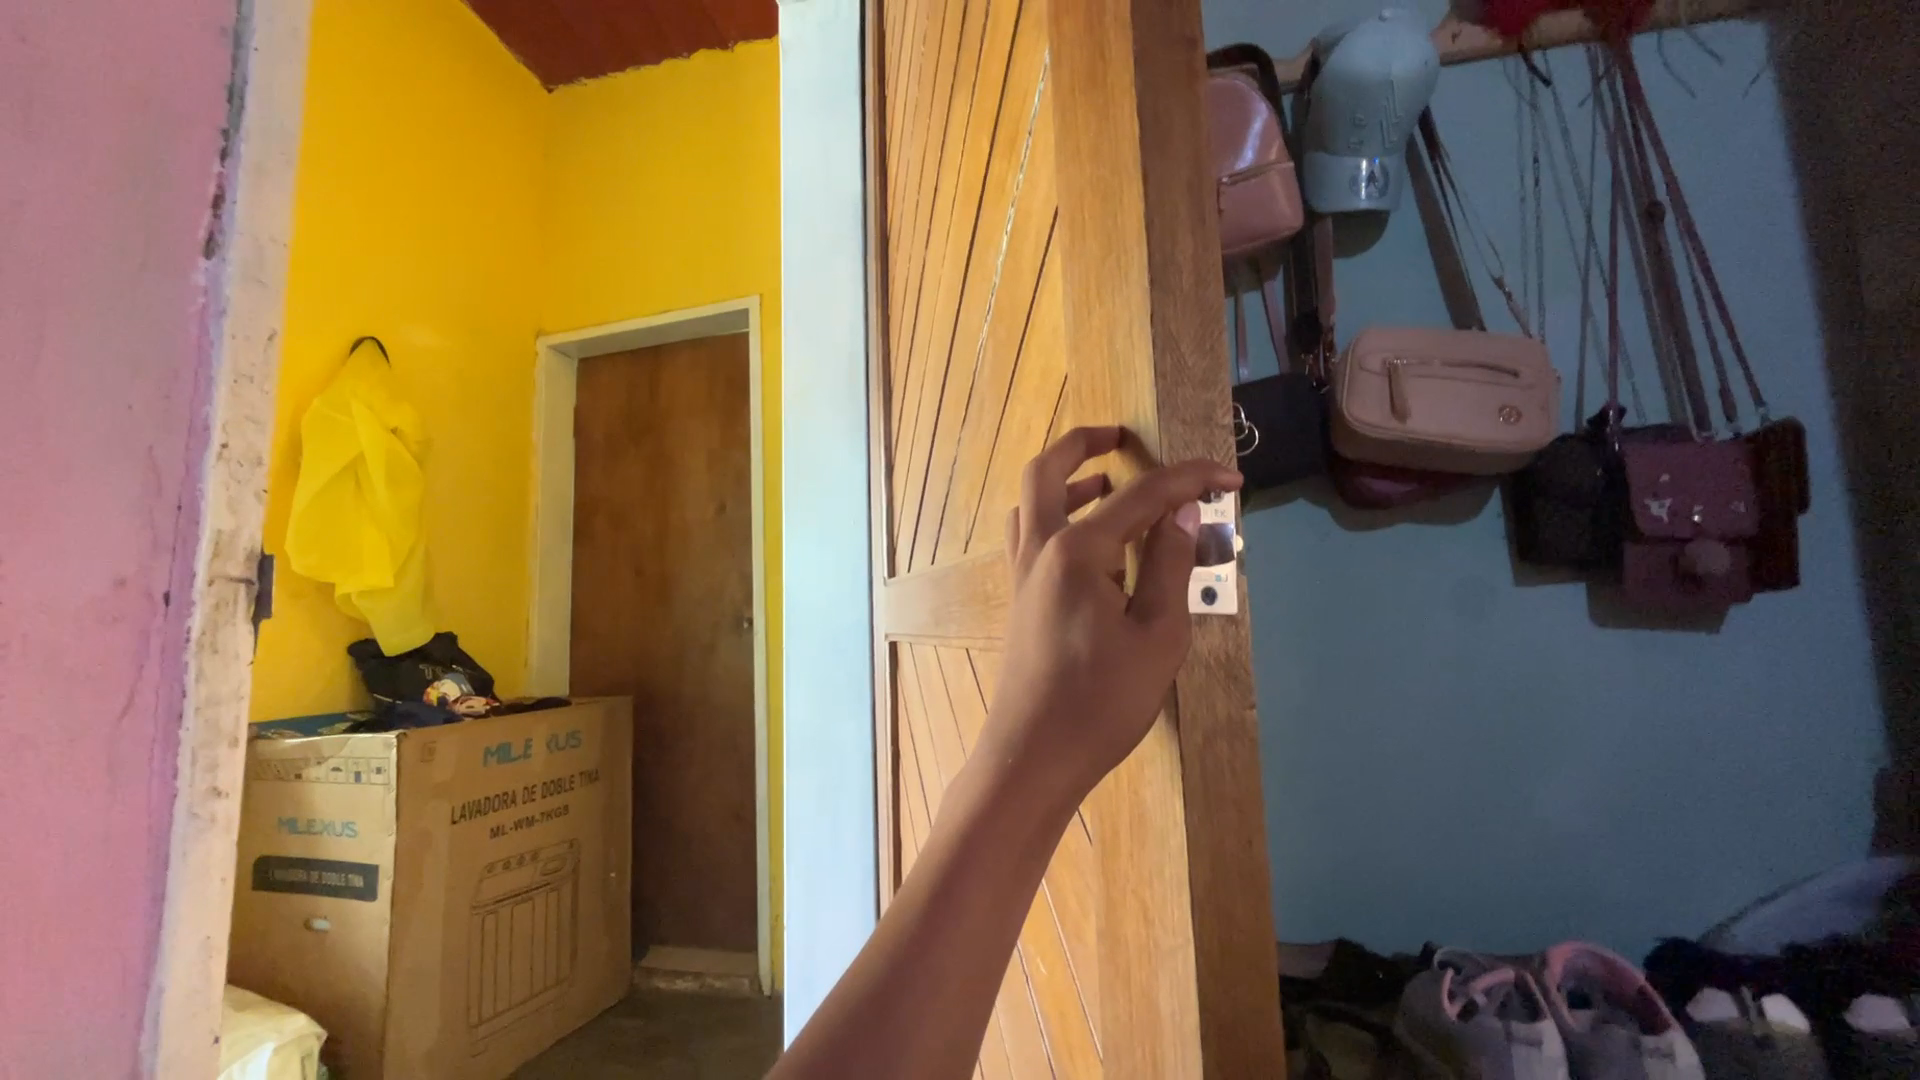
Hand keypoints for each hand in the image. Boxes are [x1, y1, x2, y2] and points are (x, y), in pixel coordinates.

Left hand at [976, 426, 1242, 809]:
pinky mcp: (1019, 598)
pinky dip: (1055, 516)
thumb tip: (1183, 510)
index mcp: (1077, 551)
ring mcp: (1021, 573)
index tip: (1231, 479)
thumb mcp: (1158, 636)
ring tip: (1107, 485)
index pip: (1141, 494)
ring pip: (1031, 501)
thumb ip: (1170, 565)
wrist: (1034, 754)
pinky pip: (1030, 534)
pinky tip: (1091, 543)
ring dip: (1066, 480)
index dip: (1190, 479)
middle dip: (1083, 443)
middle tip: (1121, 437)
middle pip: (1047, 470)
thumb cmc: (1102, 701)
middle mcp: (1040, 549)